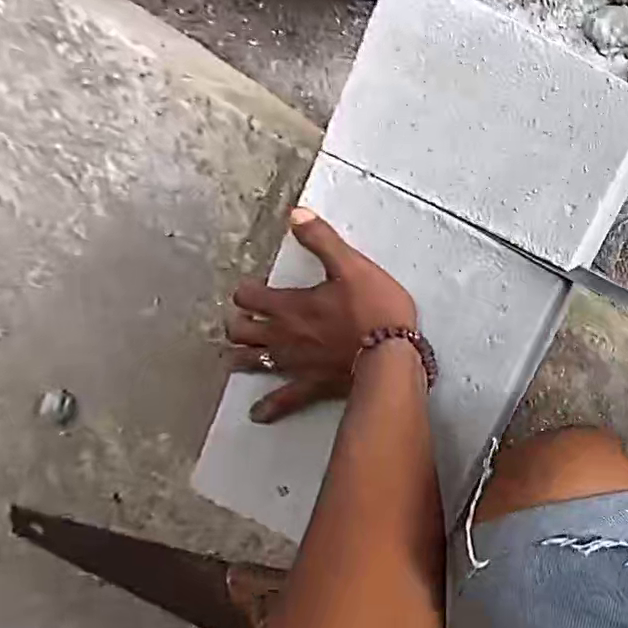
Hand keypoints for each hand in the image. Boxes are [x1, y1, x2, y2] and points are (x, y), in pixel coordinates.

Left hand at [226, 207, 418, 422]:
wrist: (392, 353)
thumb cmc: (374, 308)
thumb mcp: (352, 266)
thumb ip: (322, 240)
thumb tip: (296, 213)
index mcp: (289, 305)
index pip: (249, 297)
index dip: (247, 292)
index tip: (252, 289)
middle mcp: (282, 335)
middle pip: (241, 331)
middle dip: (237, 324)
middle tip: (242, 320)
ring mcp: (294, 363)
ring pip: (251, 362)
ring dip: (241, 357)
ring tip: (236, 354)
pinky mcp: (311, 385)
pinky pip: (283, 400)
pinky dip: (268, 407)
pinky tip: (257, 414)